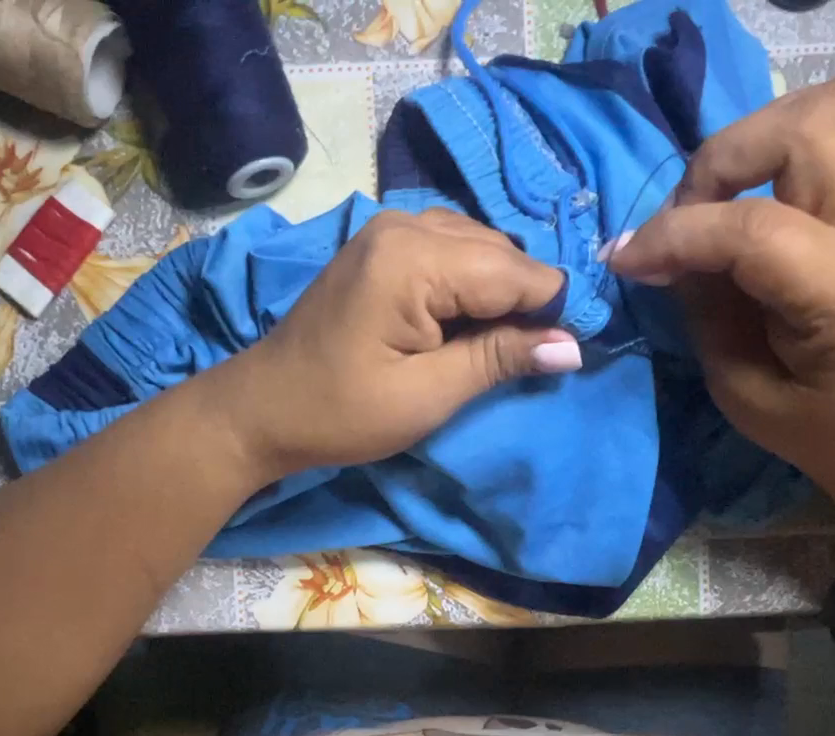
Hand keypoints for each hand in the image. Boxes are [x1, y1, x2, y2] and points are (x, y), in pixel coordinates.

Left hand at [194, 208, 577, 478]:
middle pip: (498, 251)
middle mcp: (404, 224)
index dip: (549, 310)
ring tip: (494, 345)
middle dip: (524, 301)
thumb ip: (499, 360)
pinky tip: (464, 322)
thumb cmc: (341, 413)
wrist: (262, 409)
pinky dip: (469, 282)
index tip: (563, 353)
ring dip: (498, 291)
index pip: (513, 271)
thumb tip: (572, 346)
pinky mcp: (380, 245)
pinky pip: (449, 249)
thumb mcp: (426, 396)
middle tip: (526, 356)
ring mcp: (388, 228)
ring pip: (477, 246)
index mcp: (414, 258)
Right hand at [608, 76, 834, 493]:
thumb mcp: (735, 383)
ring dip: (757, 135)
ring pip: (832, 103)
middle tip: (686, 216)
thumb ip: (700, 301)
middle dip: (721, 161)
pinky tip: (757, 182)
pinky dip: (787, 134)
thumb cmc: (808, 422)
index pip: (756, 229)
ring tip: (721, 191)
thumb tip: (656, 245)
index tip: (626, 258)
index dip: (676, 233)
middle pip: (807, 130)